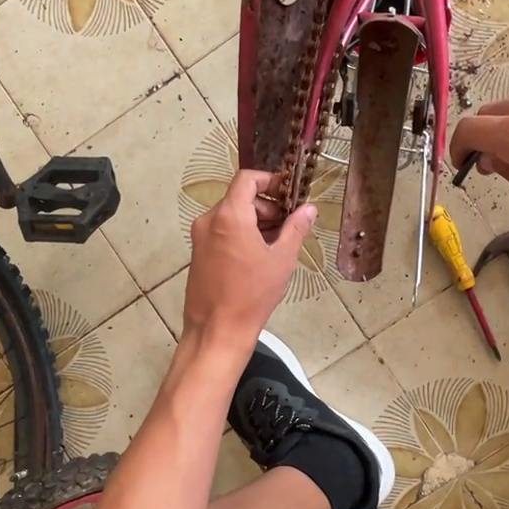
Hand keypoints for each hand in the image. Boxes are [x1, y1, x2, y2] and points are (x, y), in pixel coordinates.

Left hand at [182, 170, 317, 345]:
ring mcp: (200, 237)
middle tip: (288, 225)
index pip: (247, 179)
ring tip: (277, 243)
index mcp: (229, 216)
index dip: (269, 181)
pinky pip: (222, 230)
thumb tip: (309, 209)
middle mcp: (209, 220)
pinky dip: (241, 233)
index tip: (287, 194)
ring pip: (231, 215)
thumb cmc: (252, 294)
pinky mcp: (198, 252)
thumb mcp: (281, 259)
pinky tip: (258, 255)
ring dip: (255, 221)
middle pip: (240, 198)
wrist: (217, 330)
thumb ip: (296, 229)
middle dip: (266, 206)